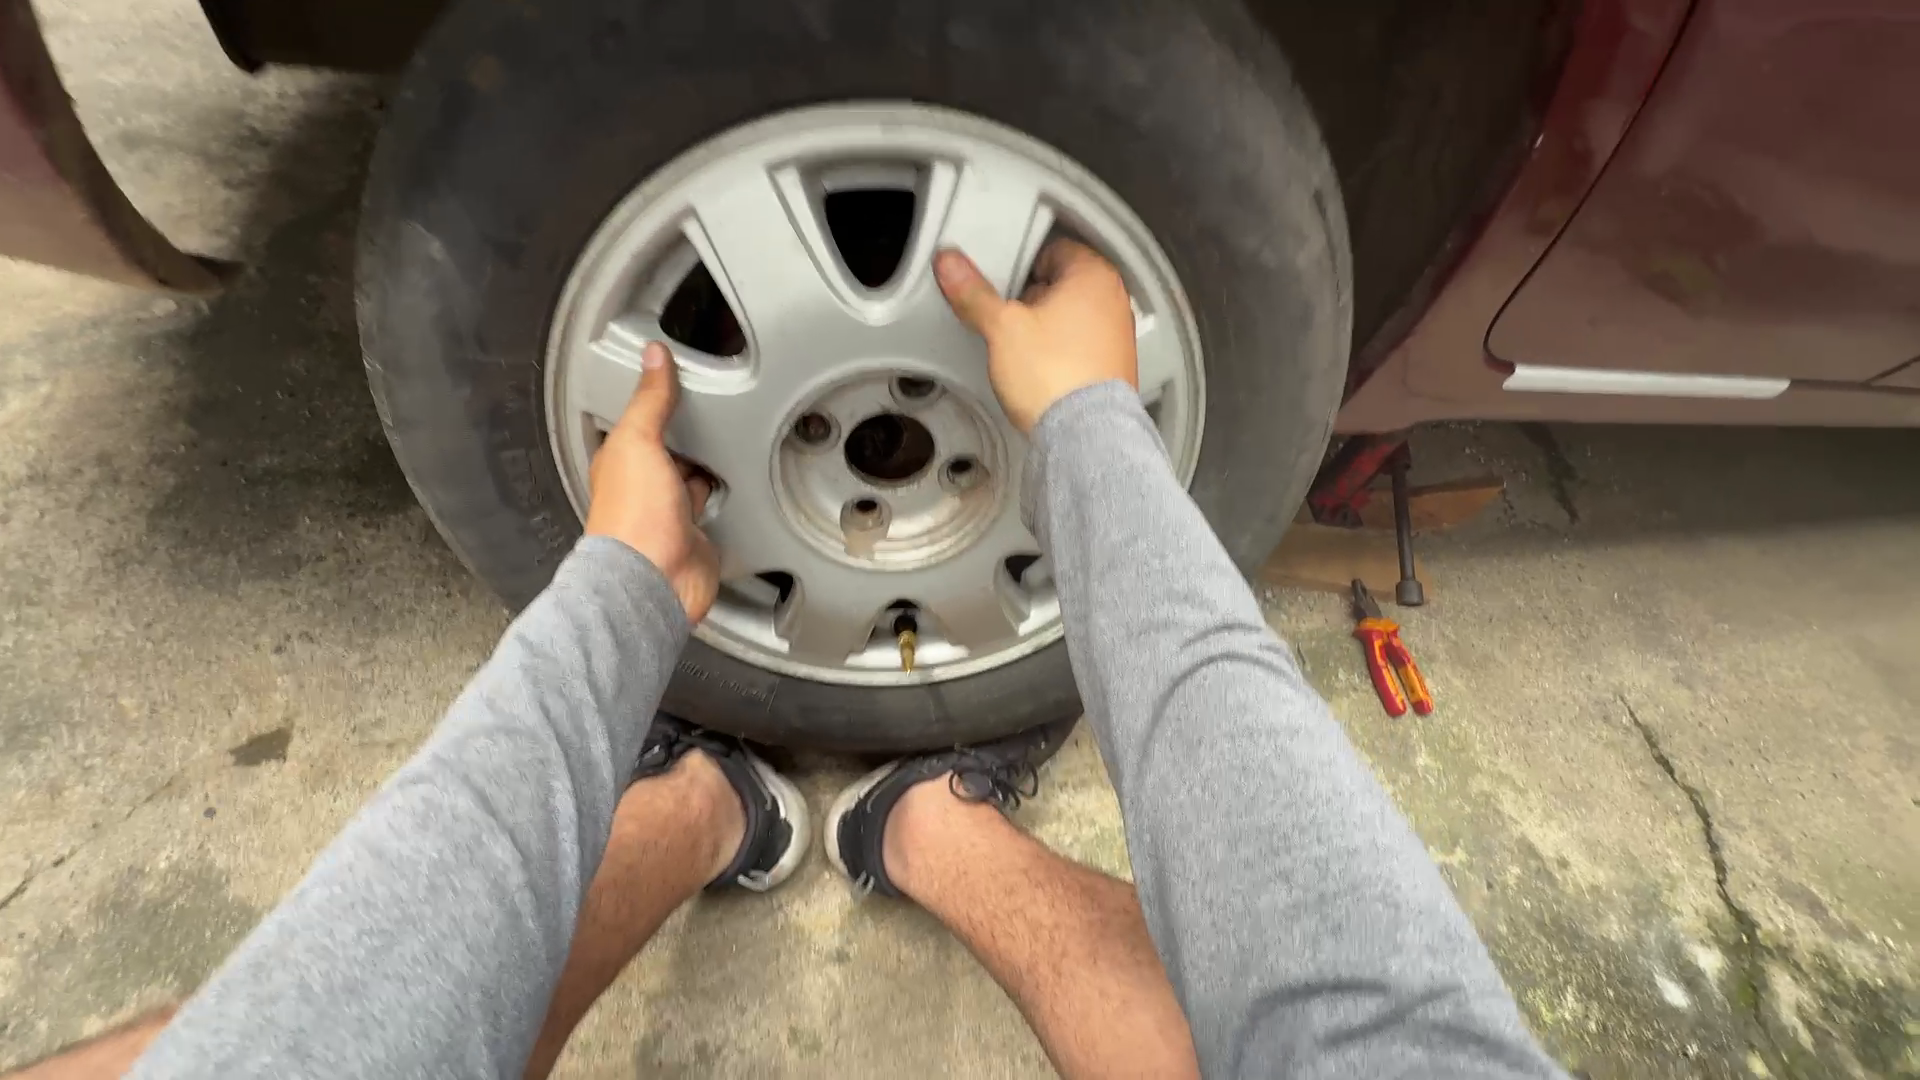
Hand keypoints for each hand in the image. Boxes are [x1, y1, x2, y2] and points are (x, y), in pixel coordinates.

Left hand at [584, 342, 719, 621]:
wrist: (657, 579)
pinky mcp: (697, 536)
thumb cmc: (634, 520)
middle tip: (708, 415)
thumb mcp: (640, 442)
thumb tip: (654, 357)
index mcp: (622, 462)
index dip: (656, 403)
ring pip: (693, 481)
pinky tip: (731, 489)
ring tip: (723, 449)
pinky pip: (714, 509)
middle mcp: (646, 488)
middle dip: (690, 439)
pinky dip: (723, 499)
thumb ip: (651, 400)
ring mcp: (672, 514)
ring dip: (707, 470)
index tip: (673, 381)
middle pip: (671, 453)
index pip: (641, 423)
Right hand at [934, 238, 1136, 432]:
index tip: (1002, 285)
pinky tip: (1044, 371)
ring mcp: (1119, 335)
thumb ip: (974, 294)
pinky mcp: (1114, 366)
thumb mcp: (1002, 328)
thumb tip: (951, 265)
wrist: (1083, 435)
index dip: (1021, 266)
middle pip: (1064, 283)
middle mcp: (1114, 300)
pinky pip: (1083, 347)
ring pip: (1074, 317)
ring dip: (1048, 327)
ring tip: (1024, 349)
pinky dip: (1063, 352)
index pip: (1053, 248)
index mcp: (1093, 274)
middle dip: (1034, 298)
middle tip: (1008, 319)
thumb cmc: (1055, 376)